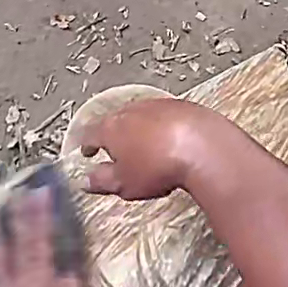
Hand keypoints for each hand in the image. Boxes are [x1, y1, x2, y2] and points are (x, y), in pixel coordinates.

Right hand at [77, 98, 231, 199]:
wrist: (202, 145)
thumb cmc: (158, 166)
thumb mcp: (124, 183)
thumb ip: (102, 180)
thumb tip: (86, 179)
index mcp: (112, 127)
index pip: (91, 132)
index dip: (86, 143)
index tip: (86, 151)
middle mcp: (132, 109)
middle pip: (115, 120)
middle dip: (112, 134)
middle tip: (113, 150)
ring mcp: (157, 103)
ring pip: (139, 114)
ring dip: (137, 128)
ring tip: (142, 147)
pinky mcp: (179, 104)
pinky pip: (162, 114)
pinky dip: (159, 125)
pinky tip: (167, 140)